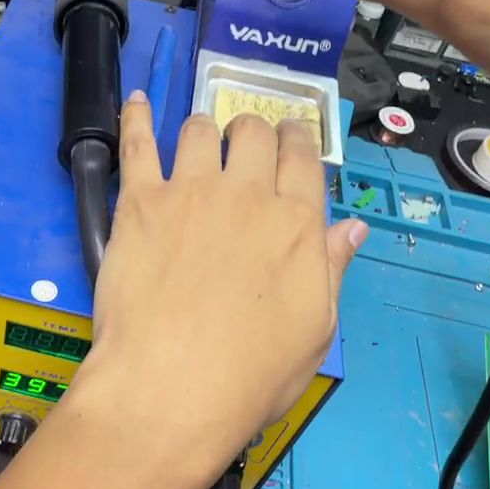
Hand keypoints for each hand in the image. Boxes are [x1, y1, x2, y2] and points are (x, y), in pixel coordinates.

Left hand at [58, 94, 365, 488]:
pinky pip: (138, 143)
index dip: (298, 141)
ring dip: (206, 129)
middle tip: (245, 143)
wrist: (171, 387)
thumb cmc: (251, 375)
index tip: (291, 139)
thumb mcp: (315, 330)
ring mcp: (191, 192)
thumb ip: (332, 268)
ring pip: (201, 130)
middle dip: (254, 130)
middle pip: (254, 133)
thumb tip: (352, 227)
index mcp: (297, 224)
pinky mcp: (140, 202)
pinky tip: (139, 101)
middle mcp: (248, 194)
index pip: (304, 159)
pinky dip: (137, 117)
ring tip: (201, 138)